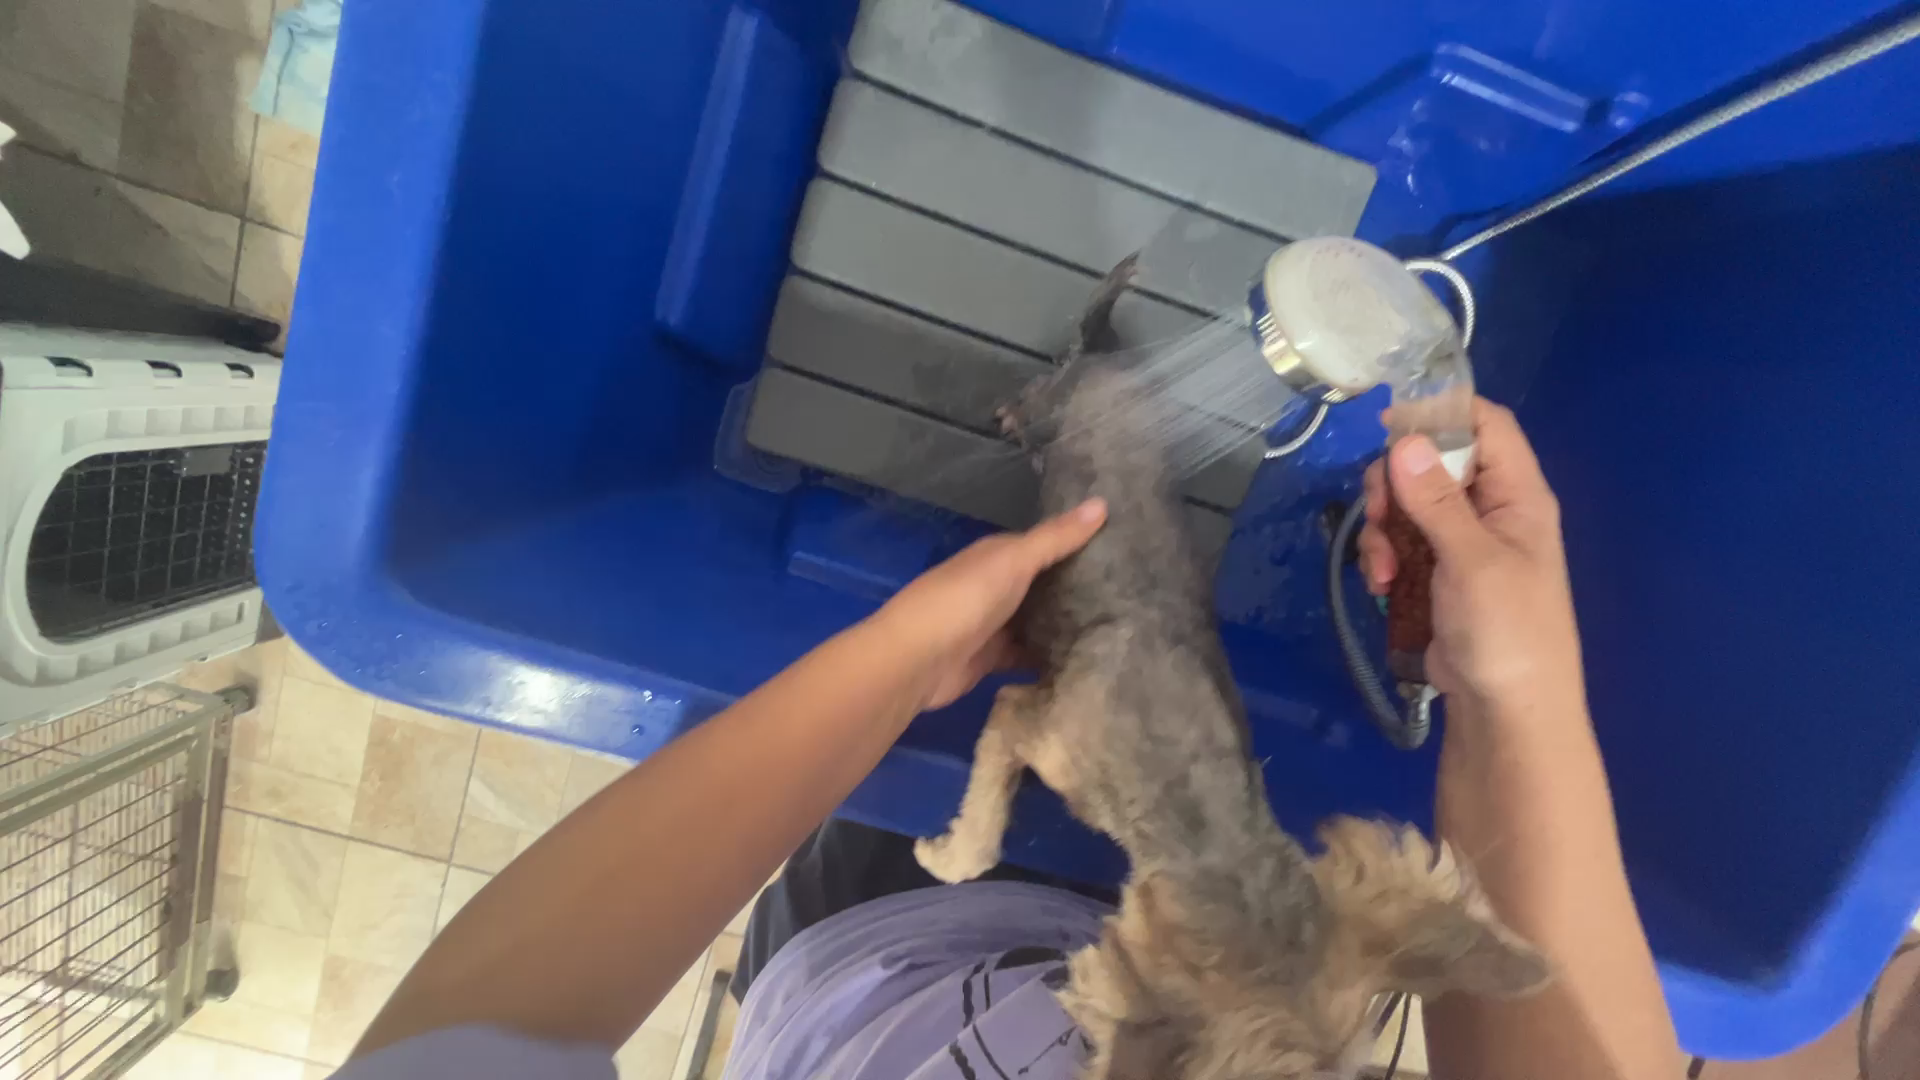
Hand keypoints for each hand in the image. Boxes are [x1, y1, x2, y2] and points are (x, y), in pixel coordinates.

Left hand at [877, 498, 1107, 709]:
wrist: (917, 660)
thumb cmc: (964, 599)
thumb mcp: (1013, 561)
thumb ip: (1055, 538)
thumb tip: (1103, 503)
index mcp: (997, 555)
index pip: (1045, 544)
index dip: (1079, 544)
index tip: (1123, 549)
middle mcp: (995, 585)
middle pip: (1044, 584)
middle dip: (1078, 588)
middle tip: (1134, 594)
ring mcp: (993, 623)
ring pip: (1038, 620)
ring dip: (1066, 624)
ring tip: (1120, 627)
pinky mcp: (992, 659)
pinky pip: (1028, 654)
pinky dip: (1050, 657)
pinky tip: (1087, 660)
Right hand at [1357, 400, 1583, 714]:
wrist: (1504, 705)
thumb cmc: (1506, 629)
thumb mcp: (1470, 559)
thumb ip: (1436, 500)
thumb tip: (1403, 439)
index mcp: (1516, 496)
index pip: (1486, 426)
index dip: (1441, 414)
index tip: (1388, 425)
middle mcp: (1488, 509)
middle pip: (1431, 462)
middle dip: (1394, 484)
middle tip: (1380, 512)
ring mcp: (1459, 541)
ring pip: (1406, 504)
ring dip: (1383, 529)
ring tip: (1382, 569)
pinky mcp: (1434, 570)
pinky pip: (1399, 542)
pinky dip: (1383, 557)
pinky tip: (1381, 585)